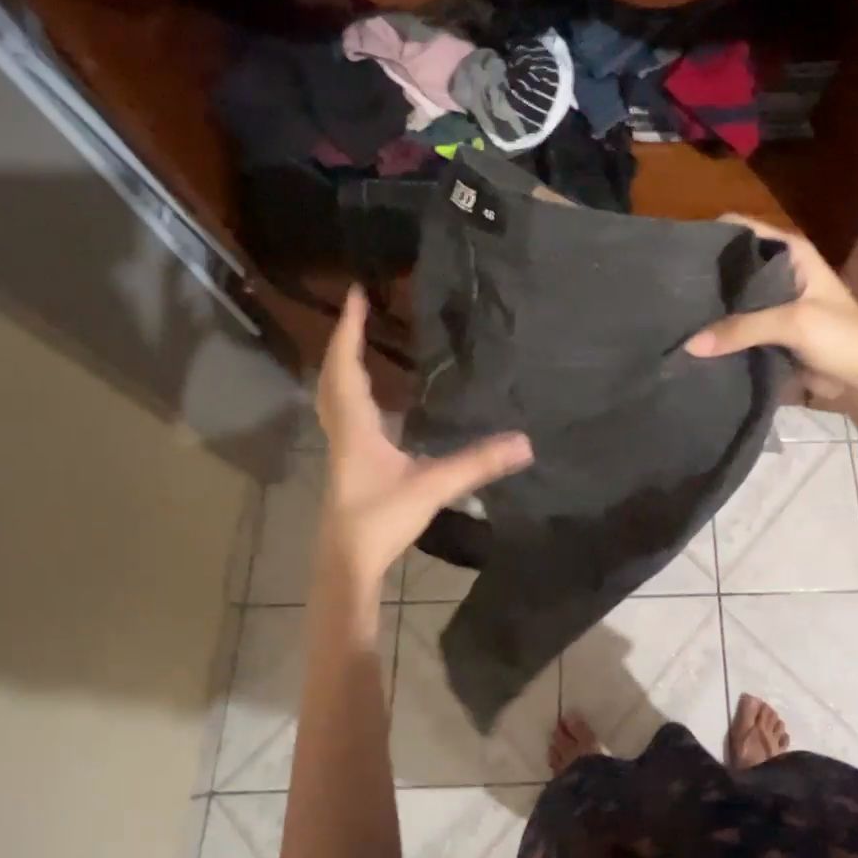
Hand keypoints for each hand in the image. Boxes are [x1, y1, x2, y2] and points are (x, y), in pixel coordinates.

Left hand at [313, 288, 531, 591]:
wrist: (345, 563)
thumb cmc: (379, 521)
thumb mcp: (432, 488)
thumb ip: (477, 464)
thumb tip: (525, 442)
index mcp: (357, 426)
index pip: (347, 367)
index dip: (350, 330)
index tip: (356, 295)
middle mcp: (344, 428)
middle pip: (333, 375)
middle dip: (344, 339)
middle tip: (357, 310)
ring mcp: (342, 445)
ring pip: (333, 393)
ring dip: (343, 363)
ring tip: (359, 340)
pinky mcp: (348, 461)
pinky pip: (344, 410)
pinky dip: (350, 388)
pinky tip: (371, 396)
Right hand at [684, 215, 857, 403]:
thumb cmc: (840, 337)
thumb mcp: (793, 323)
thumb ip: (742, 329)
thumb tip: (689, 345)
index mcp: (790, 252)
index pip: (742, 229)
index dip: (711, 234)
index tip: (677, 250)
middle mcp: (779, 270)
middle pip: (733, 265)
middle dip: (705, 275)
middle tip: (667, 287)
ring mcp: (774, 302)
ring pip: (733, 298)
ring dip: (710, 307)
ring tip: (671, 311)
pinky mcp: (769, 331)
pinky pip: (737, 326)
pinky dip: (719, 331)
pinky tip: (690, 336)